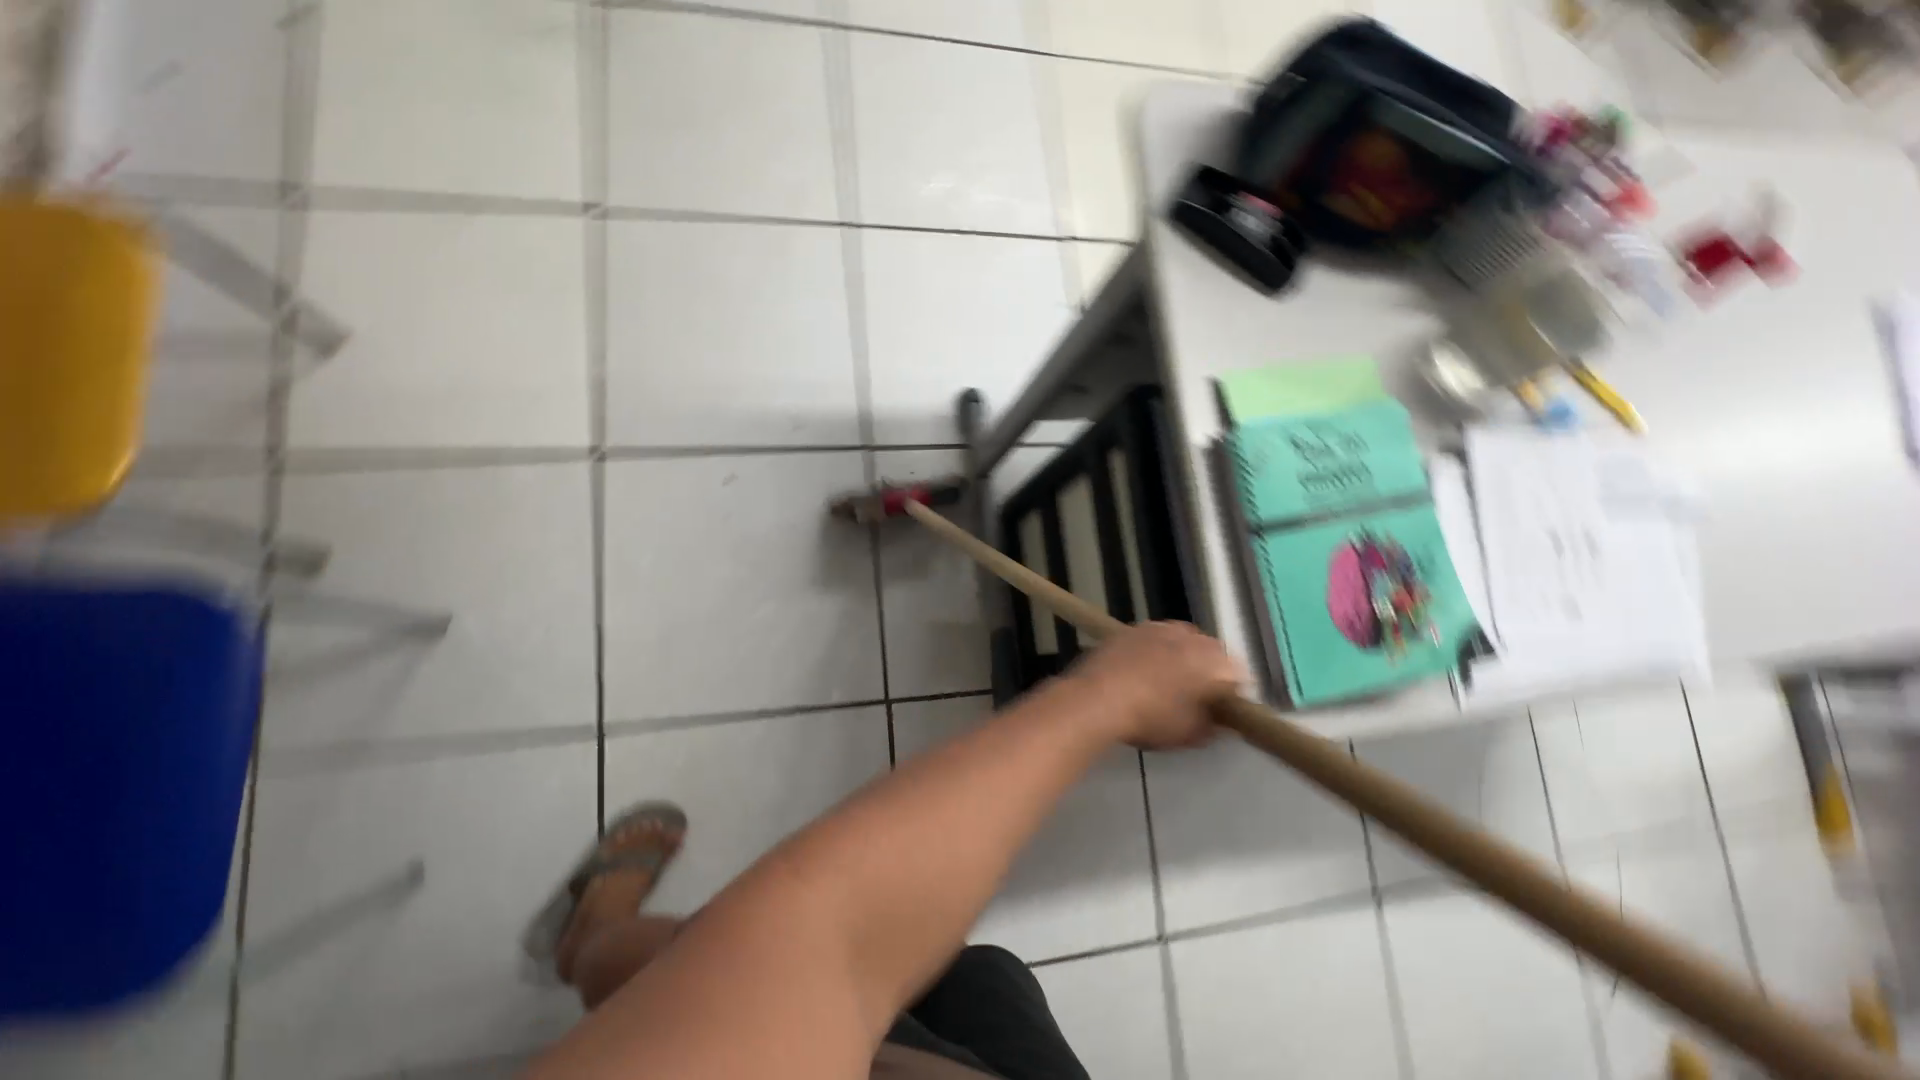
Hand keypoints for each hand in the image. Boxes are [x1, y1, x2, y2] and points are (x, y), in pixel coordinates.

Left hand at [1065, 622, 1245, 749]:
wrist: (1096, 699)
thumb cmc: (1150, 718)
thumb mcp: (1188, 734)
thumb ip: (1211, 726)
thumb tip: (1216, 723)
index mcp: (1214, 662)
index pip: (1239, 674)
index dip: (1233, 693)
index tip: (1224, 709)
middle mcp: (1192, 637)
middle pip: (1212, 652)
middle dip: (1209, 670)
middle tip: (1198, 695)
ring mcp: (1160, 627)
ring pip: (1183, 640)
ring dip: (1183, 656)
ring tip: (1170, 681)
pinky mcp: (1132, 628)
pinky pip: (1155, 639)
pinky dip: (1156, 651)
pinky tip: (1144, 670)